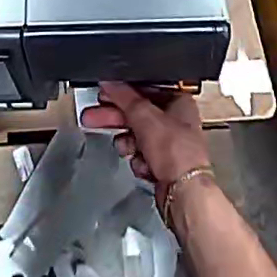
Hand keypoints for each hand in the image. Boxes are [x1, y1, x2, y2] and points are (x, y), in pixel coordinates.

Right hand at [80, 82, 210, 198]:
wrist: (183, 193)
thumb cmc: (177, 152)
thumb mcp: (144, 116)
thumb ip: (124, 97)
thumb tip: (111, 82)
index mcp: (178, 101)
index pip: (144, 90)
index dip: (122, 91)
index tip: (105, 93)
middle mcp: (177, 121)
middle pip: (138, 113)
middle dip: (115, 117)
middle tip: (93, 116)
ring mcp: (171, 144)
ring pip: (138, 136)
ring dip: (127, 142)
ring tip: (122, 147)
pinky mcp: (164, 165)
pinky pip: (142, 156)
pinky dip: (138, 160)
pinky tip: (141, 165)